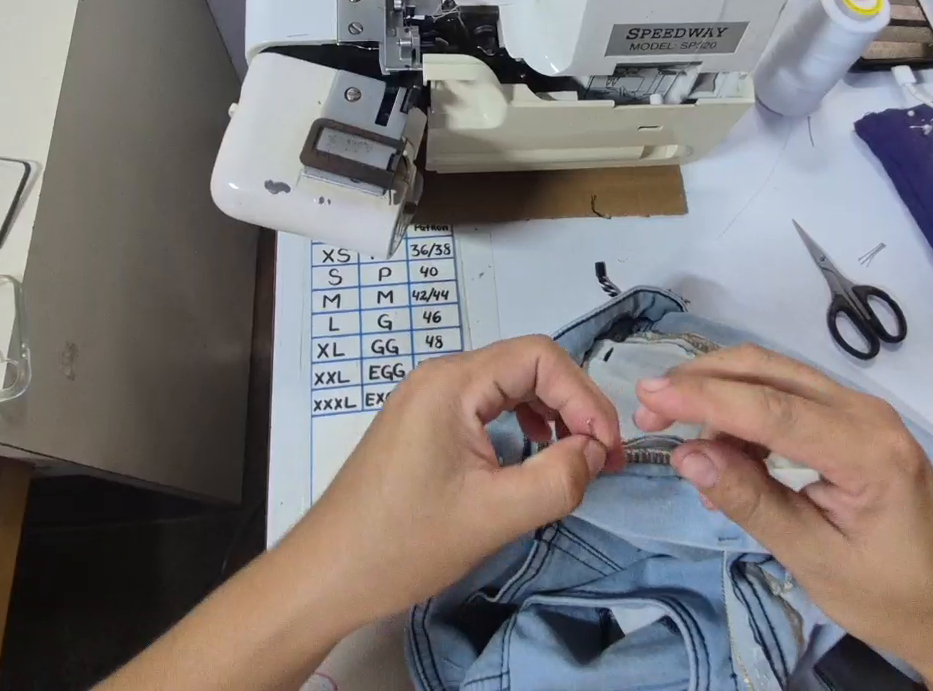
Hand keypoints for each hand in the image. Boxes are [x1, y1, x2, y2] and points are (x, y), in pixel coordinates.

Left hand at [283, 335, 623, 627]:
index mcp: (452, 383)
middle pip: (526, 366)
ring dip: (550, 412)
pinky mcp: (426, 420)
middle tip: (602, 455)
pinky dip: (522, 421)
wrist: (325, 575)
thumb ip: (556, 479)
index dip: (582, 396)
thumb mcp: (492, 516)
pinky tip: (534, 449)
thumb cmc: (403, 543)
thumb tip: (594, 452)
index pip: (538, 357)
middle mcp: (441, 376)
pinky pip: (487, 404)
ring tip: (576, 455)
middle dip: (572, 405)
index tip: (606, 447)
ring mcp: (430, 396)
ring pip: (509, 384)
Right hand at [633, 345, 932, 673]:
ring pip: (771, 373)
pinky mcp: (848, 415)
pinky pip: (783, 393)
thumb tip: (685, 456)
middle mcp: (866, 412)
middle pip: (767, 371)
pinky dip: (740, 408)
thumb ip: (750, 501)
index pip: (772, 408)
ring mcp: (859, 408)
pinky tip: (718, 443)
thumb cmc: (890, 597)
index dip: (705, 398)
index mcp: (869, 452)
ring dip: (716, 390)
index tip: (649, 397)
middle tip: (649, 411)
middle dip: (701, 382)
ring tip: (672, 426)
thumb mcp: (814, 560)